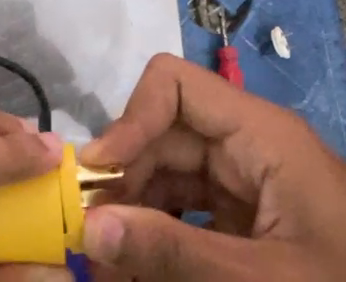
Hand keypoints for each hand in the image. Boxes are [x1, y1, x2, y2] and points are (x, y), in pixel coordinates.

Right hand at [70, 54, 345, 280]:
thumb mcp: (262, 279)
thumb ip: (174, 254)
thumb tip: (89, 227)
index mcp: (259, 133)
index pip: (172, 85)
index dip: (127, 120)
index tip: (93, 175)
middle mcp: (249, 147)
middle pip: (164, 135)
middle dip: (122, 179)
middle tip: (84, 235)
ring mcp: (251, 188)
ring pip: (171, 179)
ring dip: (135, 215)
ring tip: (103, 262)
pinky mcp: (254, 227)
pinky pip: (192, 216)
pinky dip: (162, 240)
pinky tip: (137, 271)